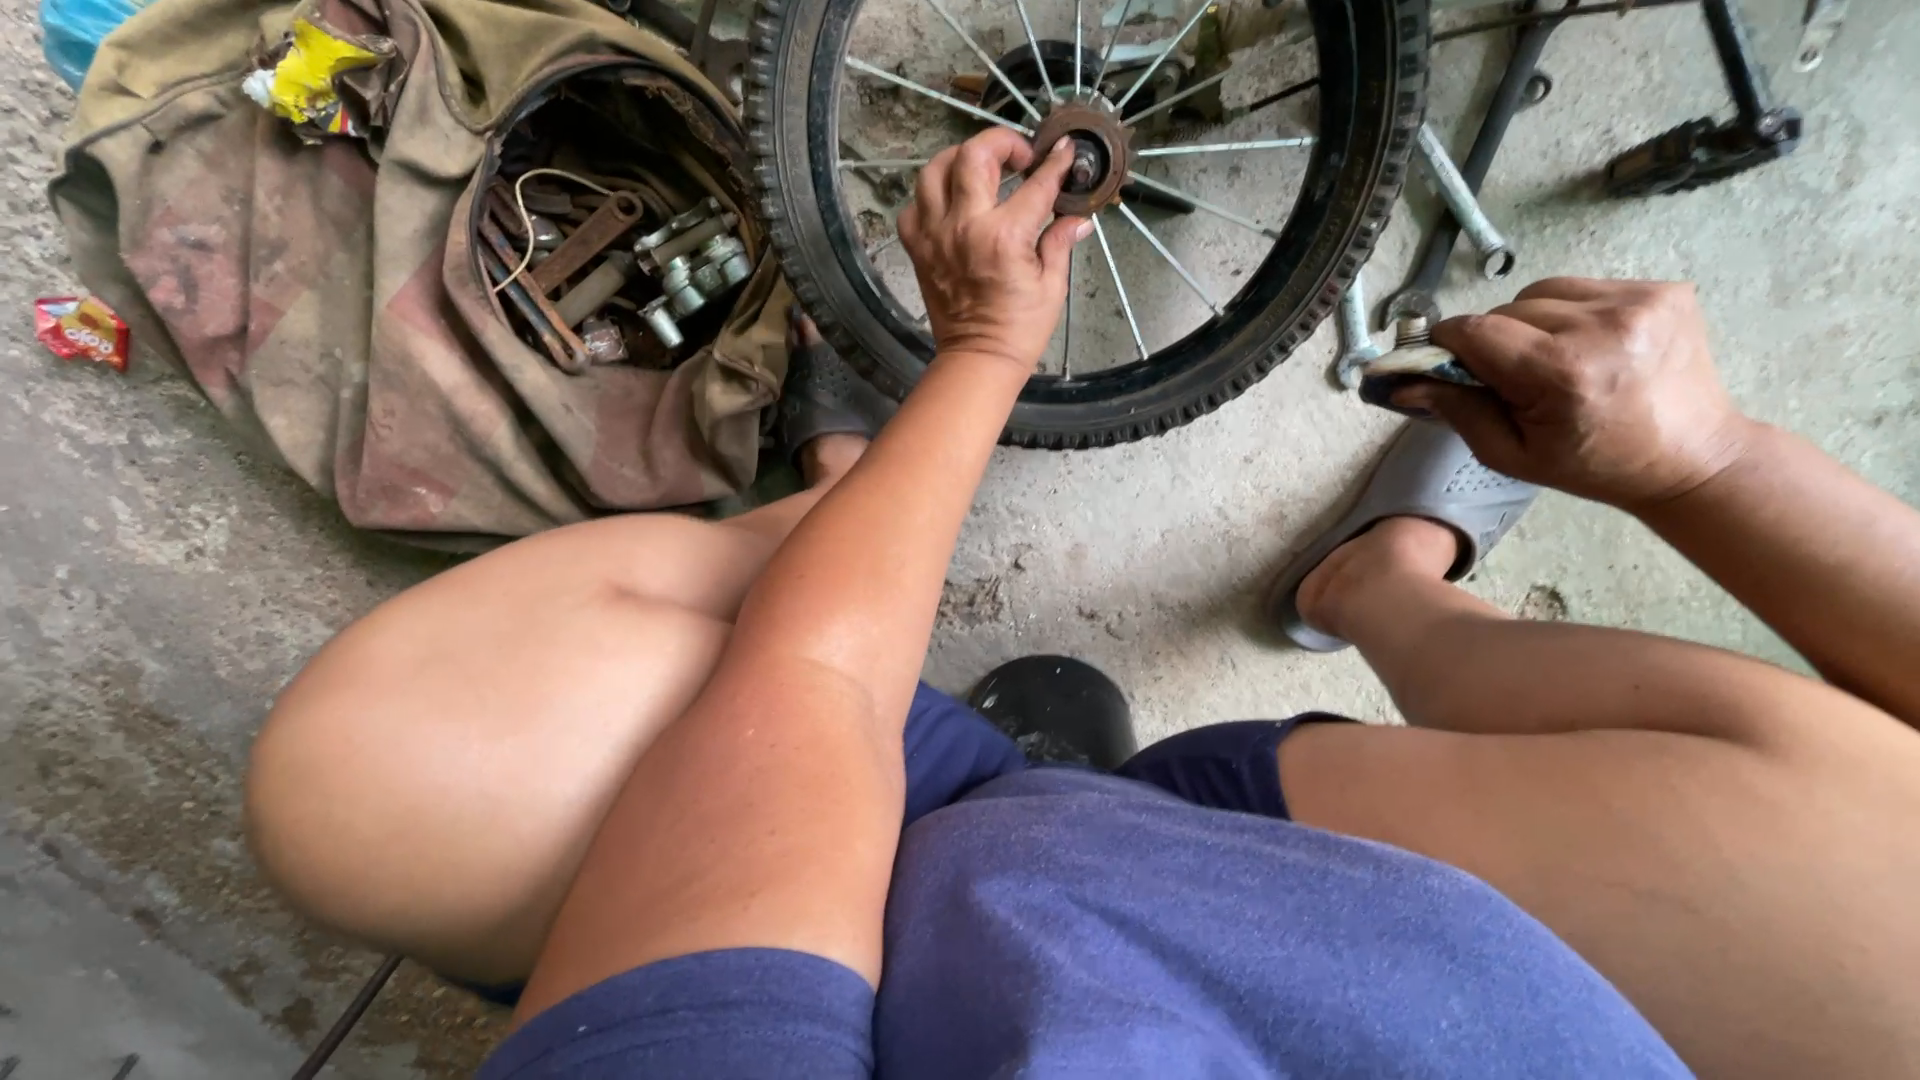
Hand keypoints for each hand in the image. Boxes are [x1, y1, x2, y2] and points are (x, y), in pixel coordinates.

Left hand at [897, 128, 1092, 371]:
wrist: (977, 360)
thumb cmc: (1019, 330)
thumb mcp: (1052, 286)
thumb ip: (1060, 242)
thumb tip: (1078, 218)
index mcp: (1004, 237)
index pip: (1035, 185)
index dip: (1055, 164)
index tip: (1063, 152)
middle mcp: (965, 227)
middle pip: (973, 155)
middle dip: (1001, 142)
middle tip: (1018, 156)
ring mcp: (935, 236)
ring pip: (934, 170)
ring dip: (959, 160)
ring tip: (980, 169)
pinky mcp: (918, 249)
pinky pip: (914, 206)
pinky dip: (930, 196)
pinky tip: (951, 203)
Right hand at [1405, 278, 1755, 508]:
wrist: (1692, 456)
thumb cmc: (1590, 465)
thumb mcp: (1509, 453)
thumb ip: (1456, 410)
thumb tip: (1402, 384)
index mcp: (1562, 372)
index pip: (1476, 330)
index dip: (1448, 343)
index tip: (1441, 361)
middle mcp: (1603, 325)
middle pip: (1507, 308)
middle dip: (1492, 338)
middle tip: (1506, 374)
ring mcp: (1641, 302)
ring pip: (1542, 291)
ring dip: (1528, 320)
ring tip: (1546, 355)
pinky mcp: (1665, 290)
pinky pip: (1583, 288)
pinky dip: (1567, 312)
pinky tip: (1583, 343)